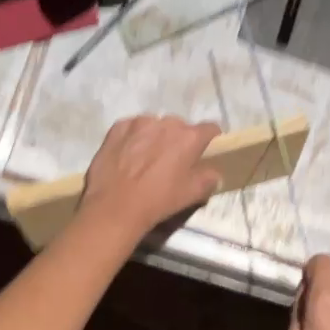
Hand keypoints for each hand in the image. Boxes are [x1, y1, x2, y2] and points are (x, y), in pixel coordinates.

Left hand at [78, 116, 223, 238]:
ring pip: (155, 125)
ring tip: (147, 158)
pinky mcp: (118, 127)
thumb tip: (214, 173)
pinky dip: (135, 138)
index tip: (206, 152)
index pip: (210, 128)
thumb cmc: (158, 200)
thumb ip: (209, 179)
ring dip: (156, 137)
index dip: (210, 140)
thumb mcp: (192, 194)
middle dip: (180, 140)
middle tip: (173, 161)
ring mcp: (140, 122)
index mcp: (189, 137)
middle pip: (180, 127)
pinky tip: (129, 155)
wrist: (115, 206)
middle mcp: (166, 122)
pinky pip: (133, 128)